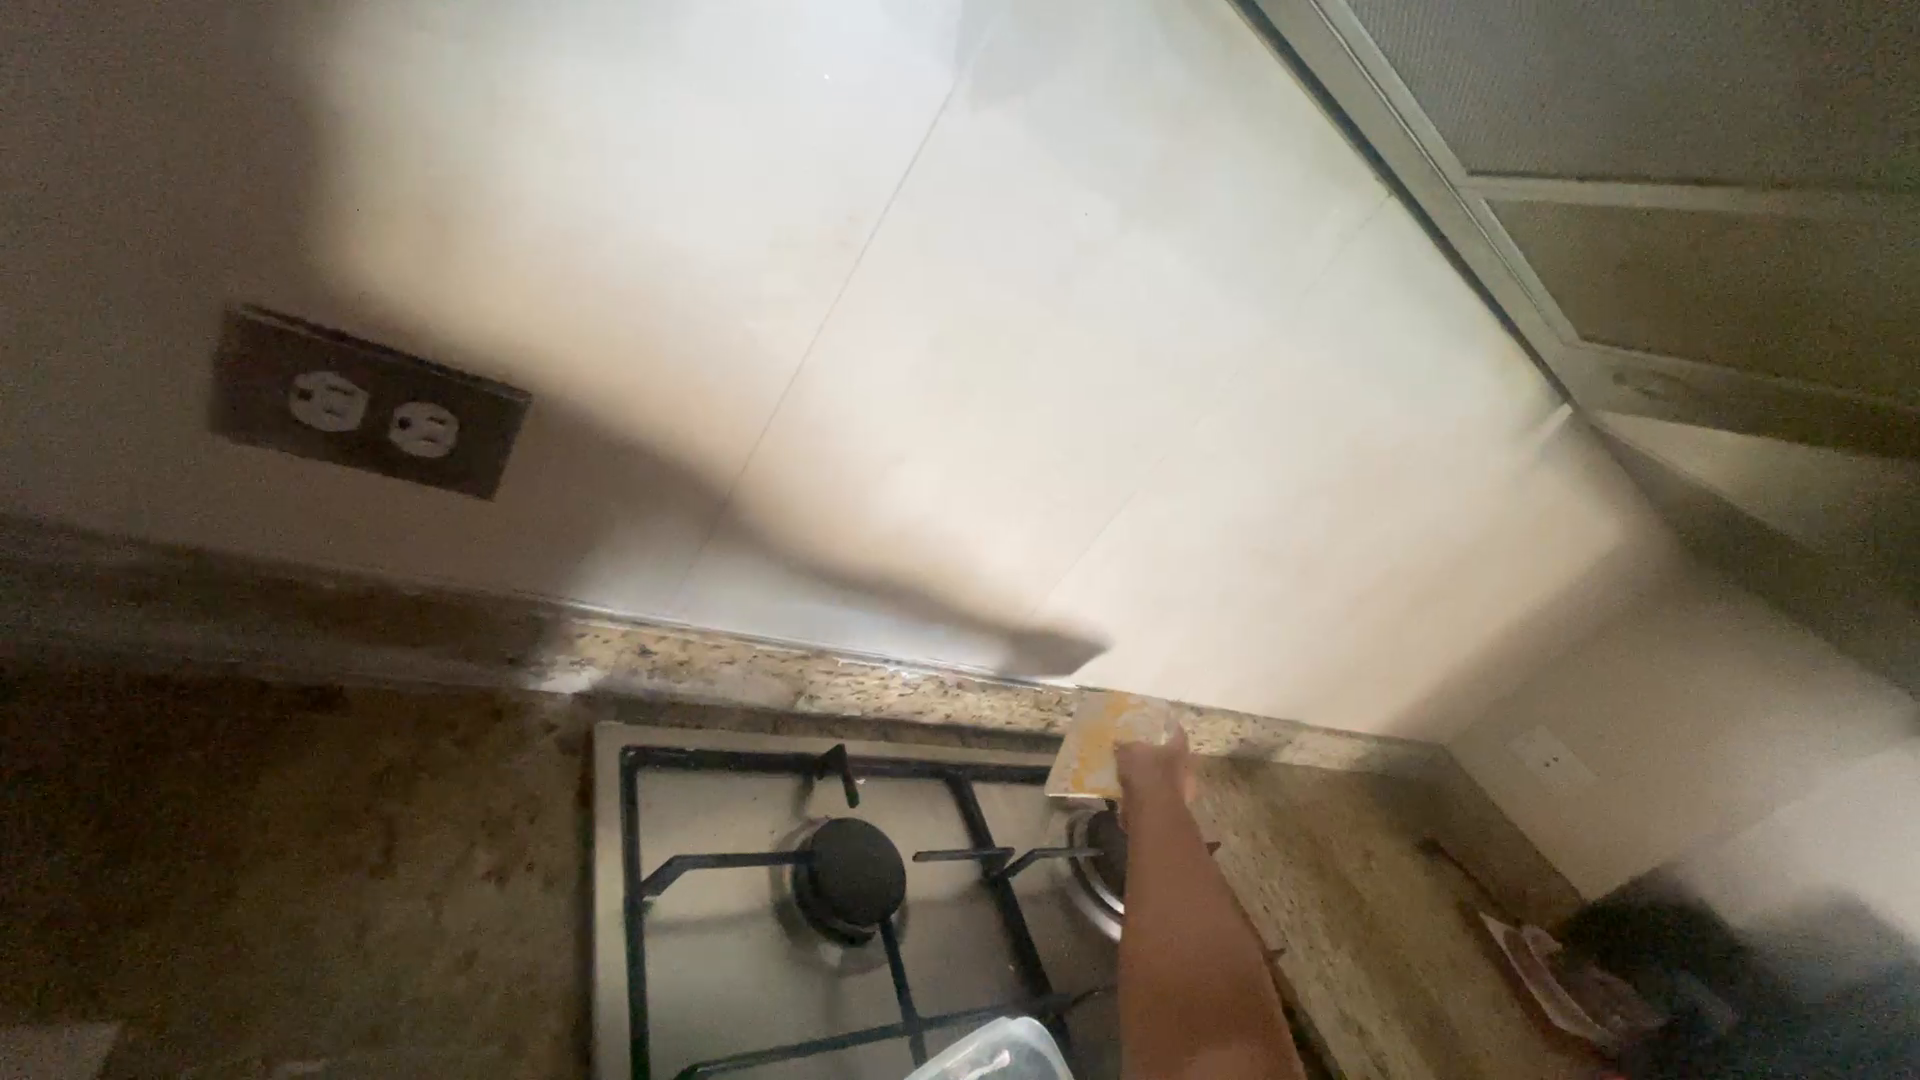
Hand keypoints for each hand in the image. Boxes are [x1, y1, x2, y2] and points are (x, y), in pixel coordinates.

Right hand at [1115, 720, 1194, 806]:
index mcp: (1179, 750)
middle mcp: (1185, 768)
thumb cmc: (1145, 773)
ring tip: (1136, 771)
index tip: (1164, 724)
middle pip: (1175, 757)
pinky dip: (1148, 792)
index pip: (1178, 733)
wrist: (1152, 811)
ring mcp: (1181, 789)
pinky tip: (1133, 790)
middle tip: (1146, 749)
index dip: (1171, 728)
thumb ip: (1124, 746)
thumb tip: (1118, 742)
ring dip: (1155, 775)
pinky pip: (1158, 794)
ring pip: (1167, 777)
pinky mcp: (1171, 807)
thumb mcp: (1128, 752)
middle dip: (1161, 754)